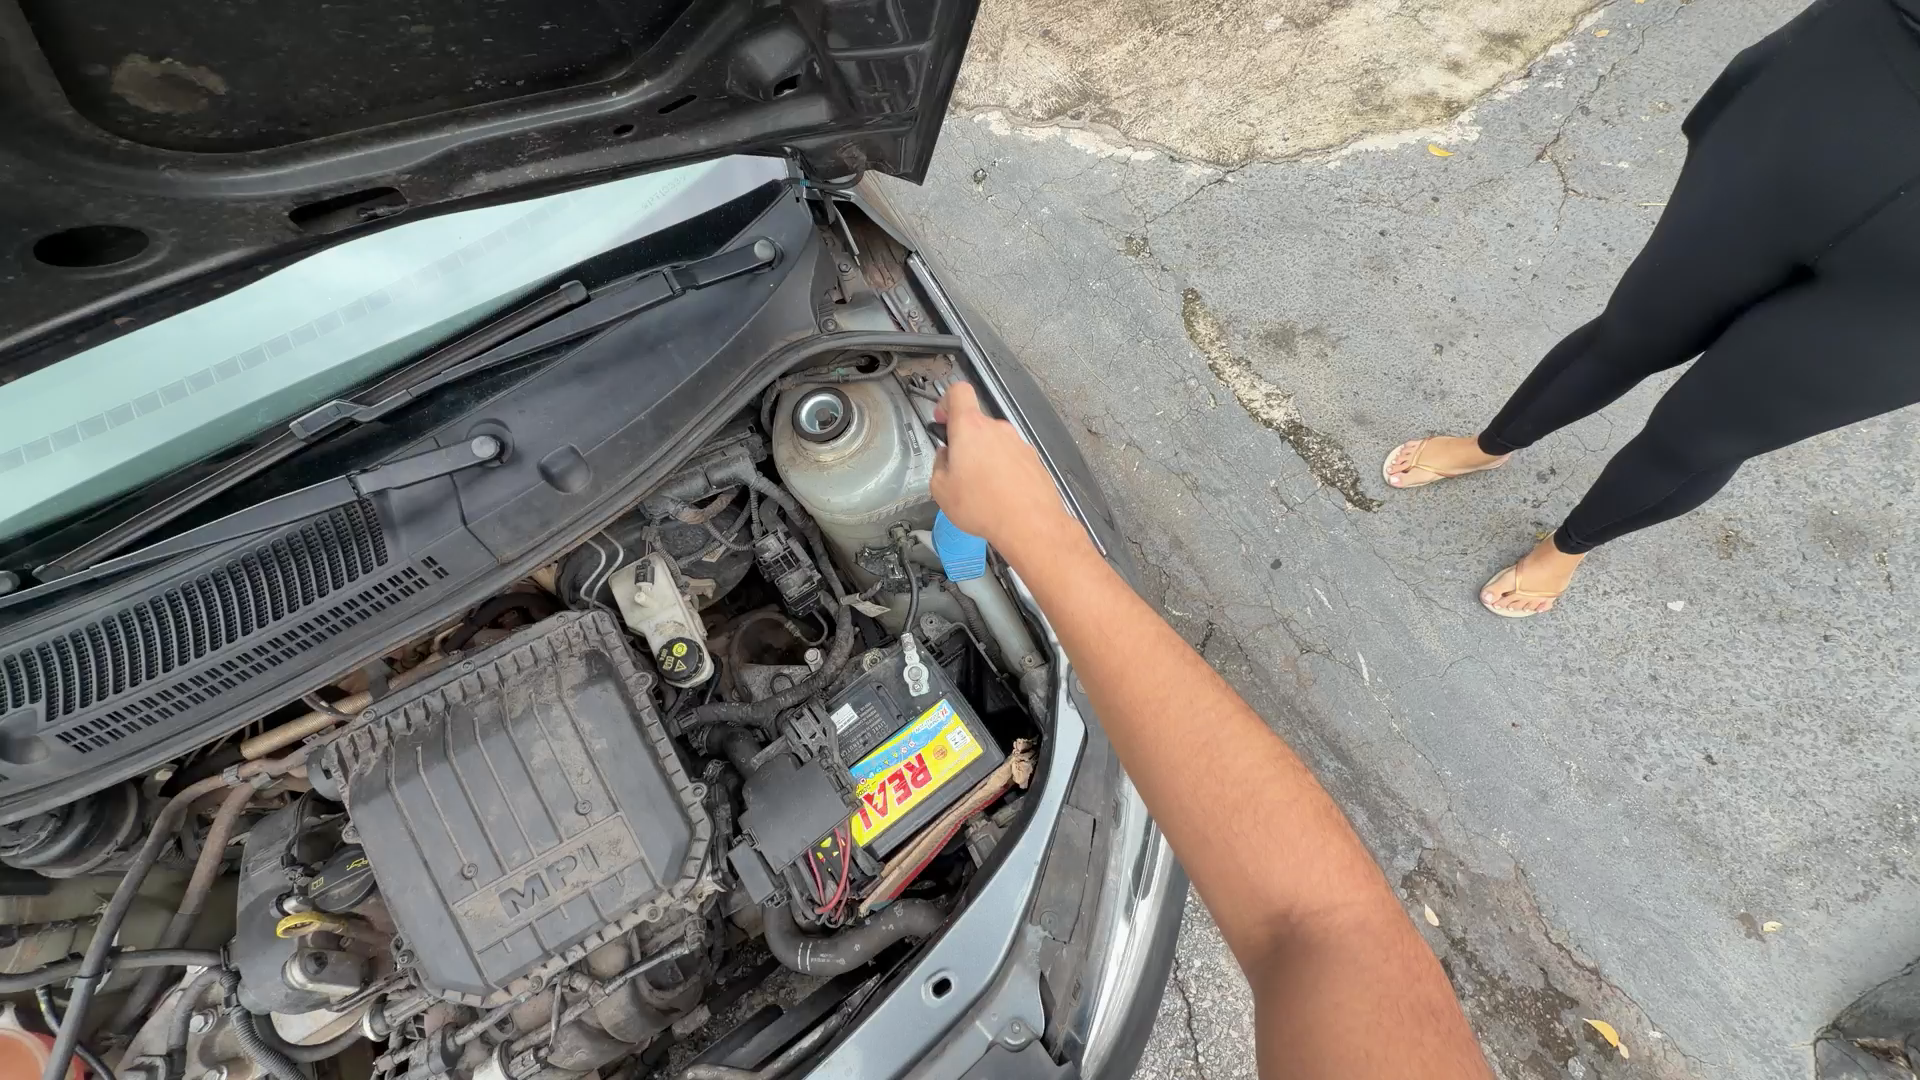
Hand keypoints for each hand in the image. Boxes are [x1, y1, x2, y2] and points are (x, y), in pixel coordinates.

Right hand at [930, 382, 1081, 564]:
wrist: (1028, 524)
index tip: (942, 419)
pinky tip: (997, 495)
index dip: (946, 402)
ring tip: (978, 488)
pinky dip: (1002, 471)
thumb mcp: (940, 489)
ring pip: (994, 443)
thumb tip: (944, 460)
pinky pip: (1011, 459)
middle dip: (964, 443)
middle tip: (957, 467)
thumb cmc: (987, 507)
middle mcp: (997, 430)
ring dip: (984, 459)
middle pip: (976, 424)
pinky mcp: (1032, 460)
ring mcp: (1018, 444)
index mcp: (971, 428)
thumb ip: (938, 465)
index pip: (958, 393)